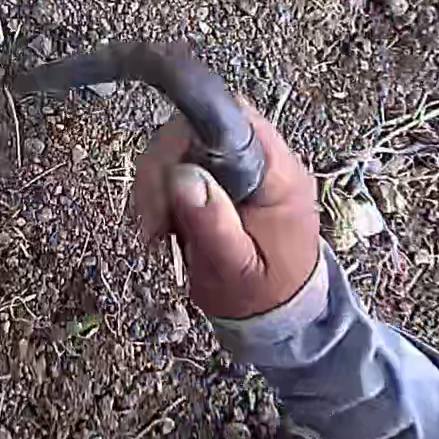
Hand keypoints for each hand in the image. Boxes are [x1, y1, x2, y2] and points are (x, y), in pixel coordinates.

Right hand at [133, 103, 319, 318]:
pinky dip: (165, 191)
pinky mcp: (227, 178)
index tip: (166, 181)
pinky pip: (185, 165)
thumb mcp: (238, 269)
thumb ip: (214, 224)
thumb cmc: (266, 297)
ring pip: (184, 145)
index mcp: (279, 172)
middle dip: (165, 168)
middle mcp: (264, 158)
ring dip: (160, 183)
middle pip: (199, 129)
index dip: (189, 137)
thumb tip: (182, 175)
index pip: (232, 118)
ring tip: (159, 230)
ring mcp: (244, 167)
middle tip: (155, 219)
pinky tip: (165, 225)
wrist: (283, 320)